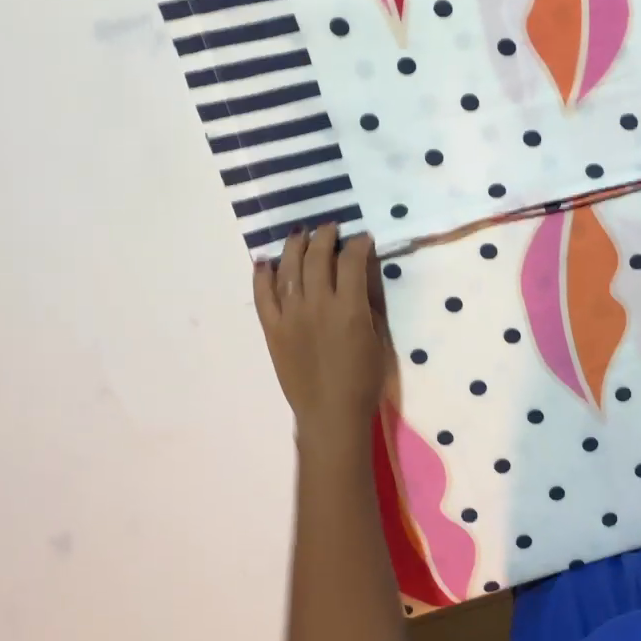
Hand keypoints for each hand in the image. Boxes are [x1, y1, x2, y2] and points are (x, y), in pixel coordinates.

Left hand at [253, 224, 388, 448]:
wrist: (330, 412)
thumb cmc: (364, 380)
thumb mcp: (378, 339)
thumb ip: (370, 304)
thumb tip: (364, 276)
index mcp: (348, 308)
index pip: (351, 261)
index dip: (358, 244)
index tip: (362, 238)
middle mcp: (316, 304)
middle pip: (317, 257)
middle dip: (325, 237)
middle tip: (331, 228)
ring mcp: (289, 314)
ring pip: (288, 268)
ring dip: (295, 246)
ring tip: (300, 235)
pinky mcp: (272, 327)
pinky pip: (262, 294)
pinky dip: (263, 275)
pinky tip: (265, 262)